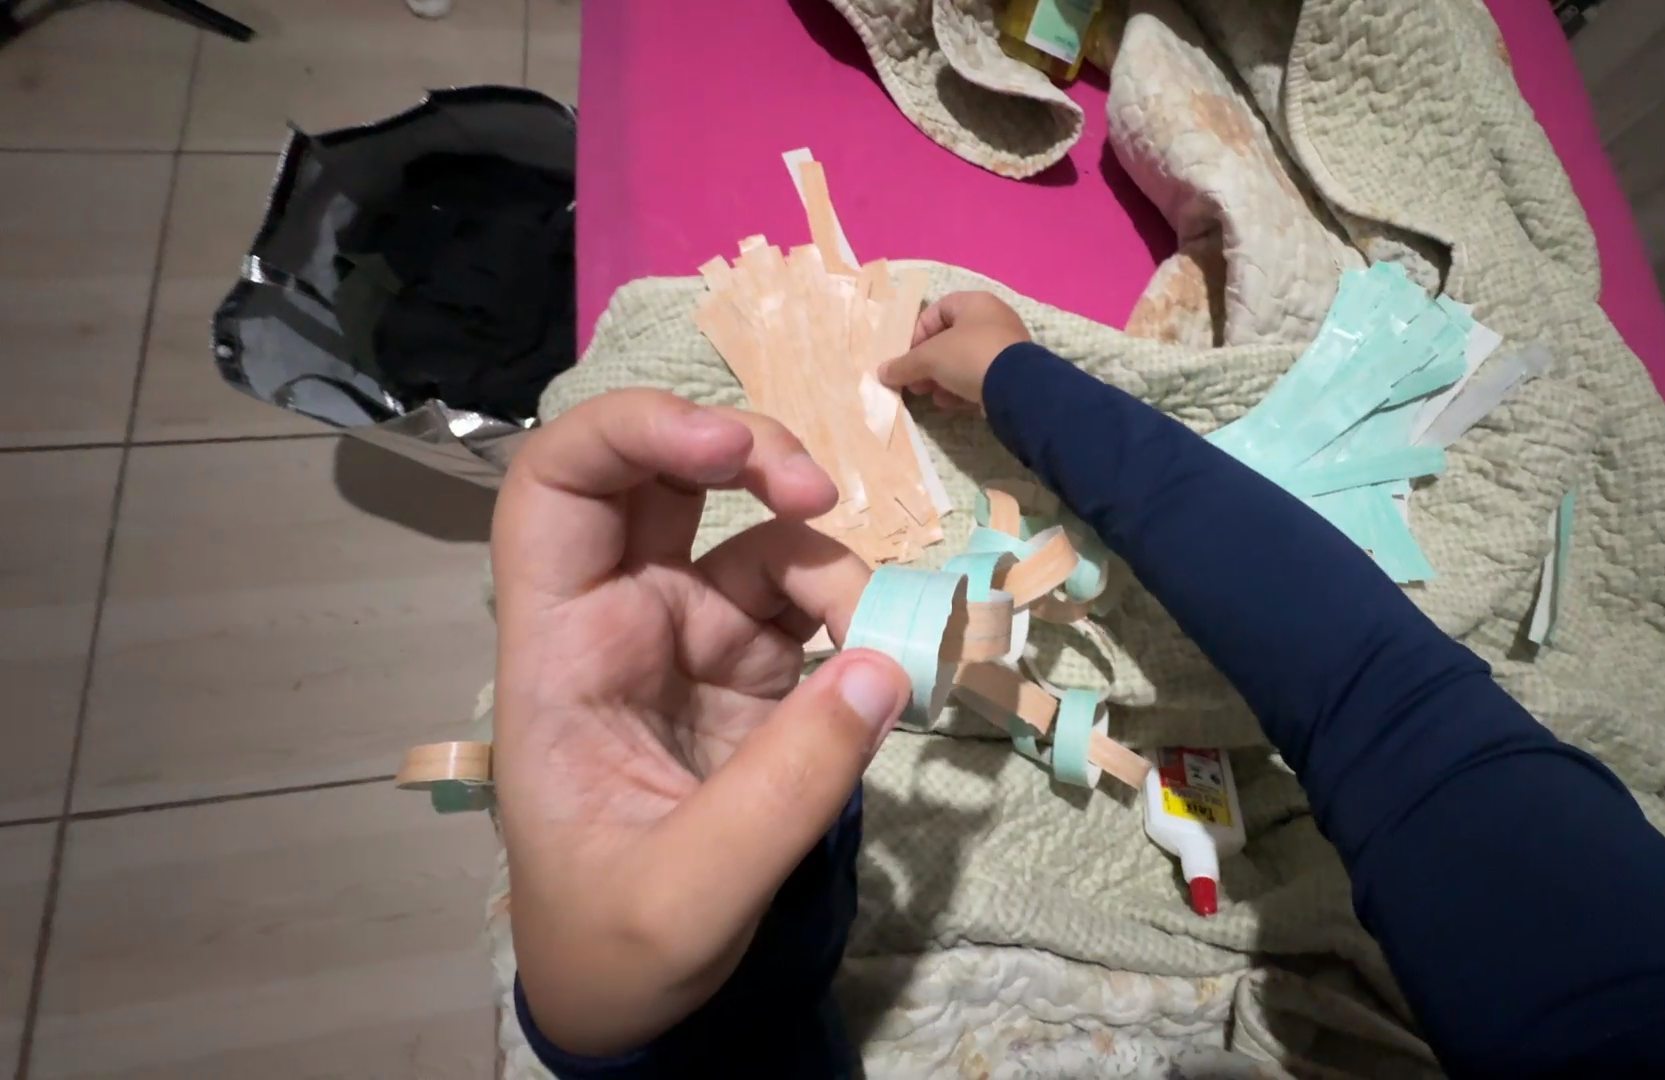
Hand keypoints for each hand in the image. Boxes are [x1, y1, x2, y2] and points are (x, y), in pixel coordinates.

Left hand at [490, 389, 910, 1055]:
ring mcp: (697, 632)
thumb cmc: (618, 941)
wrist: (647, 987)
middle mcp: (626, 614)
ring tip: (882, 640)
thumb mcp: (689, 893)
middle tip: (818, 492)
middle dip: (748, 454)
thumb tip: (887, 668)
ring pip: (766, 538)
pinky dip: (859, 611)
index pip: (562, 488)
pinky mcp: (757, 660)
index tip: (728, 448)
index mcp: (563, 646)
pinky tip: (886, 656)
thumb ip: (787, 789)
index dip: (633, 433)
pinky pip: (815, 600)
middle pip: (667, 475)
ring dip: (834, 567)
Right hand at [877, 290, 1030, 408]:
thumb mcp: (929, 358)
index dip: (917, 334)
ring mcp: (1004, 348)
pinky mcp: (1011, 375)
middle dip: (927, 363)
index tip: (907, 358)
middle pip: (949, 340)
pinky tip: (948, 403)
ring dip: (941, 378)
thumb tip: (882, 373)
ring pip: (963, 361)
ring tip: (928, 394)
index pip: (936, 312)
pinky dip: (961, 389)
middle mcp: (992, 320)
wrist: (1016, 387)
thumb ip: (904, 365)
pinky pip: (979, 378)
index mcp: (974, 303)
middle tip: (913, 382)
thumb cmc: (969, 356)